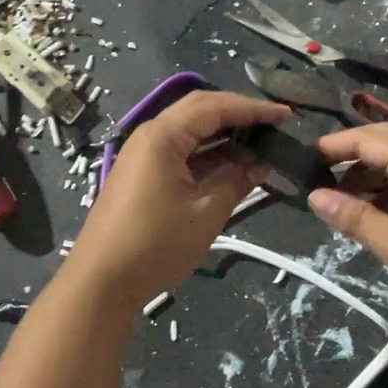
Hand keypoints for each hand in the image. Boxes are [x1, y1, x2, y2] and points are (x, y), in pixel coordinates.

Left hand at [63, 91, 289, 313]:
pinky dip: (207, 153)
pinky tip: (232, 164)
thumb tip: (261, 162)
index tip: (286, 114)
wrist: (101, 281)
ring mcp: (143, 154)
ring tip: (260, 142)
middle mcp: (150, 135)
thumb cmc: (155, 244)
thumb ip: (236, 181)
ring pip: (189, 130)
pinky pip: (179, 150)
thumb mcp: (205, 213)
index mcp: (163, 136)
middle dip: (237, 114)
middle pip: (199, 110)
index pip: (214, 106)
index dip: (252, 108)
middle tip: (274, 124)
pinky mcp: (142, 173)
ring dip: (223, 134)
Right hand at [310, 124, 387, 337]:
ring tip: (337, 198)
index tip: (305, 155)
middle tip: (318, 172)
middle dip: (350, 153)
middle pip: (385, 144)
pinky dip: (386, 191)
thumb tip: (314, 196)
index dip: (337, 144)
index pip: (370, 139)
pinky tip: (370, 214)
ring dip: (367, 175)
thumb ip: (355, 218)